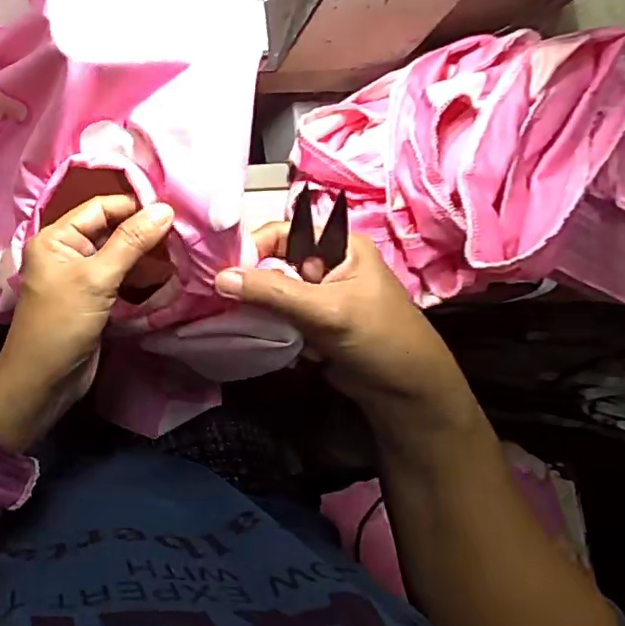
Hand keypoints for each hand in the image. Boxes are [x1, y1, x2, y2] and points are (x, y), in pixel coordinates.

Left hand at [0, 195, 174, 449]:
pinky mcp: (94, 300)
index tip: (174, 209)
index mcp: (55, 238)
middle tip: (185, 232)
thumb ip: (131, 243)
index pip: (100, 207)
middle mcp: (66, 252)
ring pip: (120, 255)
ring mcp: (81, 277)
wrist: (42, 382)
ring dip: (147, 255)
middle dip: (145, 231)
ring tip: (183, 252)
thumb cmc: (61, 325)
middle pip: (111, 229)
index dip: (135, 205)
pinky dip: (142, 277)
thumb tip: (165, 209)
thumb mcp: (96, 279)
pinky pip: (121, 279)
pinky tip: (169, 275)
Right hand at [214, 222, 460, 405]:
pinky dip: (268, 325)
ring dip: (258, 307)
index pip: (280, 232)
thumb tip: (219, 277)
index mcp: (338, 244)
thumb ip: (272, 292)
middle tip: (225, 300)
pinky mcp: (310, 320)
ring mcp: (317, 293)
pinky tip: (264, 336)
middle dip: (250, 281)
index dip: (250, 247)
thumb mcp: (325, 310)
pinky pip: (277, 315)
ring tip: (242, 321)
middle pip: (271, 261)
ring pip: (271, 291)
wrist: (405, 393)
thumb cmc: (377, 339)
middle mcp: (326, 262)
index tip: (222, 272)